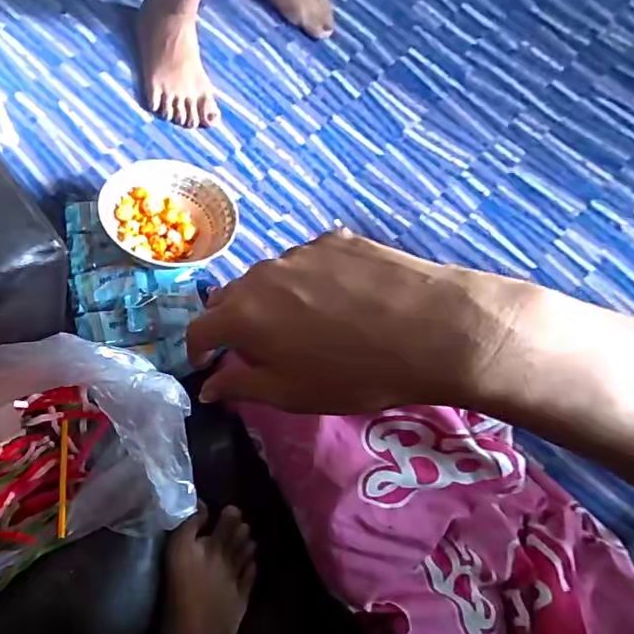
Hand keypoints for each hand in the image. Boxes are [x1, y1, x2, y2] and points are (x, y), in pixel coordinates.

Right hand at [185, 231, 538, 414]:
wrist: (436, 330)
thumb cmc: (353, 373)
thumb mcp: (289, 393)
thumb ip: (239, 385)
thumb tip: (208, 386)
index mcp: (241, 315)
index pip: (198, 329)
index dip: (197, 350)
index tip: (207, 364)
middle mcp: (260, 276)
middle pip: (228, 299)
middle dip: (231, 324)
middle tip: (255, 348)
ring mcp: (298, 252)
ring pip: (265, 278)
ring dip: (267, 301)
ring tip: (300, 323)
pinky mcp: (334, 240)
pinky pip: (303, 262)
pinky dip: (304, 281)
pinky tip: (336, 300)